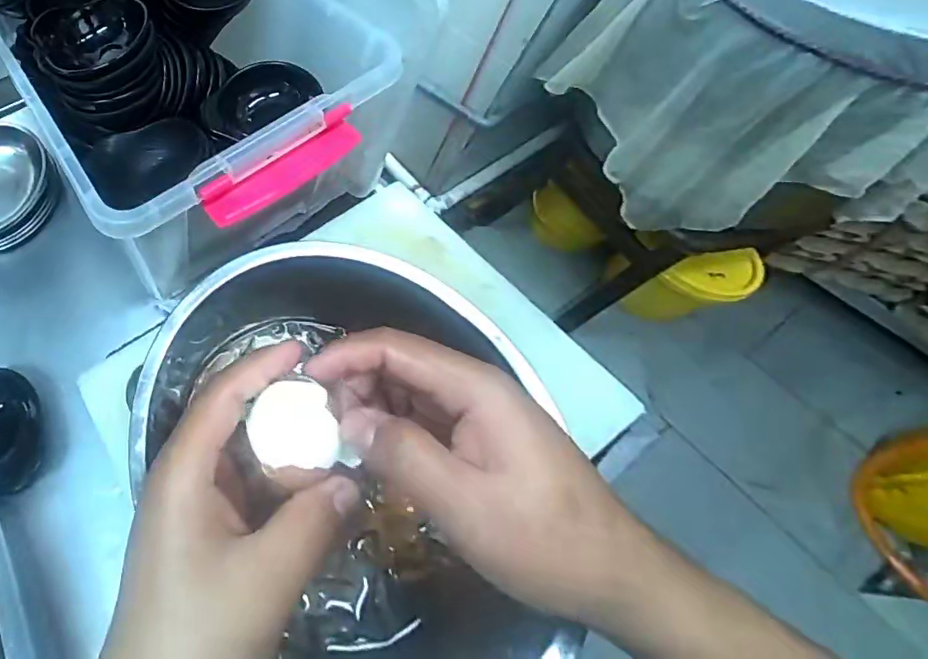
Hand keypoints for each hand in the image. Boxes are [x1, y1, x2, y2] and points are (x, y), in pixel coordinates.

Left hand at [102, 342, 360, 658]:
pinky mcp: (199, 532)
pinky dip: (272, 486)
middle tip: (325, 398)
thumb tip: (351, 481)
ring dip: (277, 450)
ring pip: (237, 457)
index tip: (299, 349)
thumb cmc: (198, 625)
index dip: (258, 366)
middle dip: (274, 405)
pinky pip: (240, 491)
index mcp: (181, 467)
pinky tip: (305, 491)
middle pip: (227, 420)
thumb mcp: (262, 577)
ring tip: (326, 439)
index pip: (220, 395)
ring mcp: (188, 504)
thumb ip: (310, 525)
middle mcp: (180, 473)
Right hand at [302, 329, 659, 625]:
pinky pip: (419, 414)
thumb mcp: (466, 505)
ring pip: (404, 387)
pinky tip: (376, 452)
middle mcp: (472, 386)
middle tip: (325, 424)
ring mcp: (475, 409)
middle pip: (395, 362)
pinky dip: (390, 425)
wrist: (621, 579)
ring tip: (345, 441)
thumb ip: (401, 454)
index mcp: (473, 386)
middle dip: (353, 383)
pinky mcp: (476, 433)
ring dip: (369, 405)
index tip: (306, 380)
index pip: (392, 347)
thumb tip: (348, 422)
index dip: (344, 355)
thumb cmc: (545, 540)